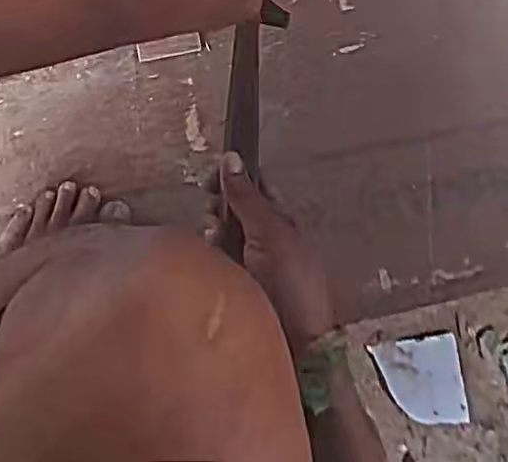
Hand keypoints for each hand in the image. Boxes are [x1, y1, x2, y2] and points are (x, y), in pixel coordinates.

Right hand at [210, 152, 335, 349]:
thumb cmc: (292, 285)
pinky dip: (210, 256)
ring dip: (212, 232)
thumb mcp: (269, 232)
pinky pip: (215, 259)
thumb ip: (247, 196)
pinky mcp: (236, 284)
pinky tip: (210, 262)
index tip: (212, 180)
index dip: (232, 178)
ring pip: (220, 233)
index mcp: (280, 220)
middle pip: (232, 207)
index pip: (252, 186)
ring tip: (214, 242)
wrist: (297, 350)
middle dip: (217, 206)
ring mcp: (250, 262)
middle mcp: (265, 238)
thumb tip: (231, 157)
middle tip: (214, 216)